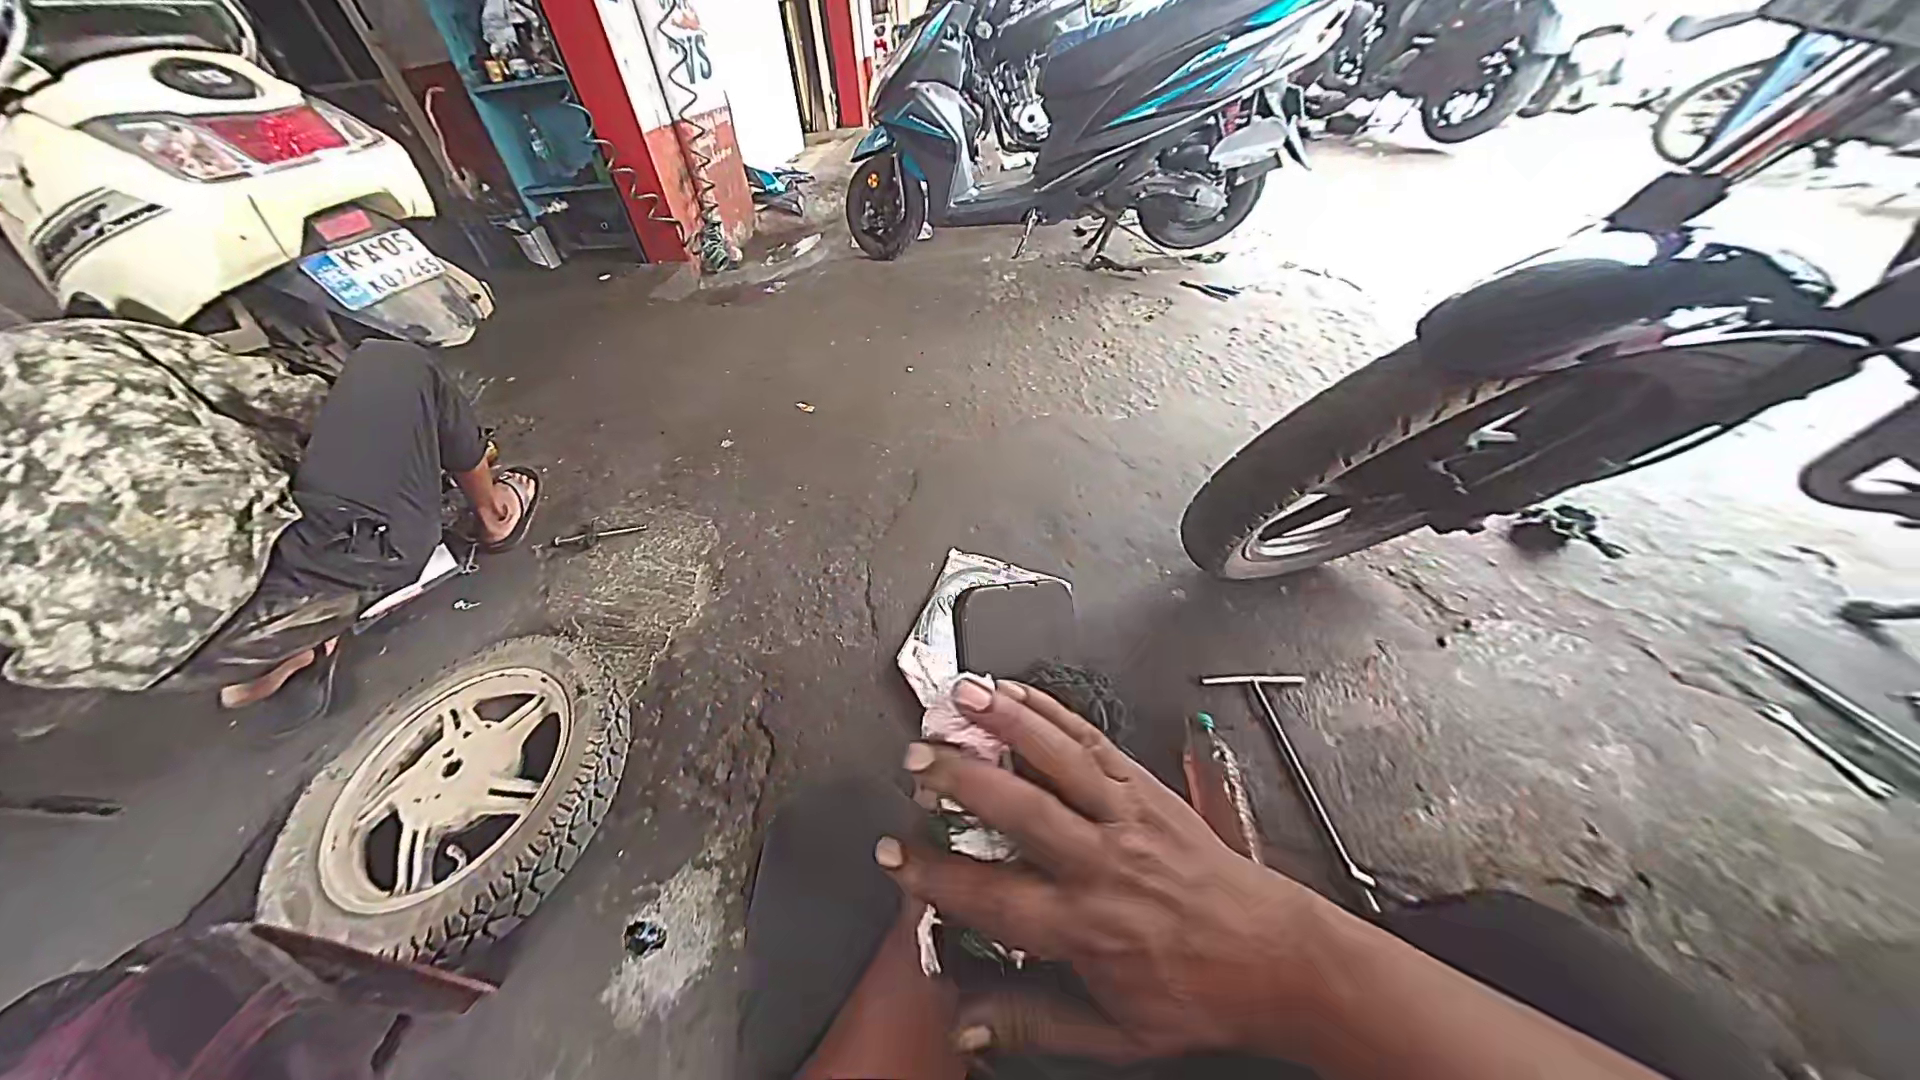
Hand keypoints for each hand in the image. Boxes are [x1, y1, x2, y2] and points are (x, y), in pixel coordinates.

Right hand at [876, 679, 1326, 1060]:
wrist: (1272, 953)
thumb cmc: (1196, 989)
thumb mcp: (1115, 1032)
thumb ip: (1034, 1023)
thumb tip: (969, 1023)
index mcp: (1088, 925)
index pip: (994, 897)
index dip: (936, 875)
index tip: (896, 854)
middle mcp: (1101, 861)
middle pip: (1021, 811)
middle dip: (963, 780)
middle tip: (918, 761)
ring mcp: (1124, 814)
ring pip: (1058, 760)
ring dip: (1006, 723)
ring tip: (962, 697)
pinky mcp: (1143, 786)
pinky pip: (1092, 740)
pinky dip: (1052, 711)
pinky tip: (1018, 692)